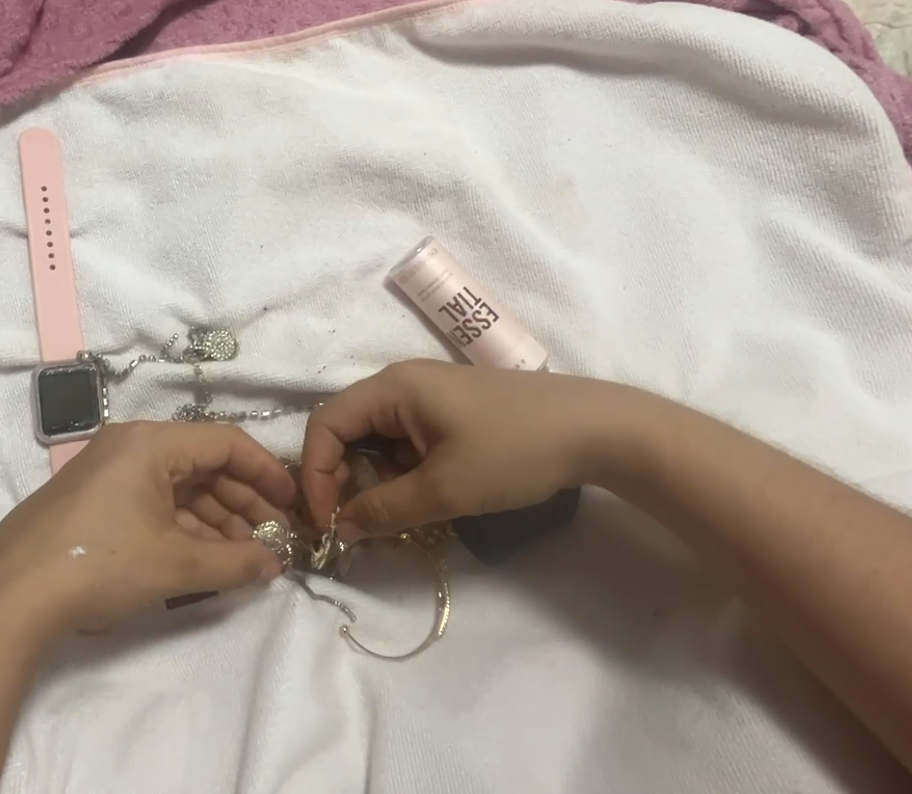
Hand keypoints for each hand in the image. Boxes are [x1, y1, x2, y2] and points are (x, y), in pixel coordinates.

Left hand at [0, 422, 295, 636]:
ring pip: (179, 486)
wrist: (9, 597)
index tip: (292, 504)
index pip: (225, 442)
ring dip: (216, 518)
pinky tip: (206, 555)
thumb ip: (234, 562)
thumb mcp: (175, 564)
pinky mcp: (95, 500)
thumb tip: (274, 565)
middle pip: (203, 464)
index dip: (265, 472)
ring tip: (246, 554)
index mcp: (150, 443)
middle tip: (274, 538)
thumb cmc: (100, 564)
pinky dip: (184, 525)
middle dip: (243, 502)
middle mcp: (130, 446)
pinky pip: (154, 502)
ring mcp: (109, 472)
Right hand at [300, 360, 679, 537]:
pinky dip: (404, 472)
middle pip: (348, 430)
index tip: (326, 522)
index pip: (326, 424)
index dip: (315, 474)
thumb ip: (384, 510)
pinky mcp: (451, 412)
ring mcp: (428, 396)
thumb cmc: (513, 451)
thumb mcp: (445, 490)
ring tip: (401, 516)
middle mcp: (401, 383)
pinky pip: (406, 441)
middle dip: (344, 479)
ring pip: (378, 440)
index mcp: (392, 387)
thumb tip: (342, 528)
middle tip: (357, 525)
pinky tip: (429, 497)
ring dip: (378, 479)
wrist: (596, 429)